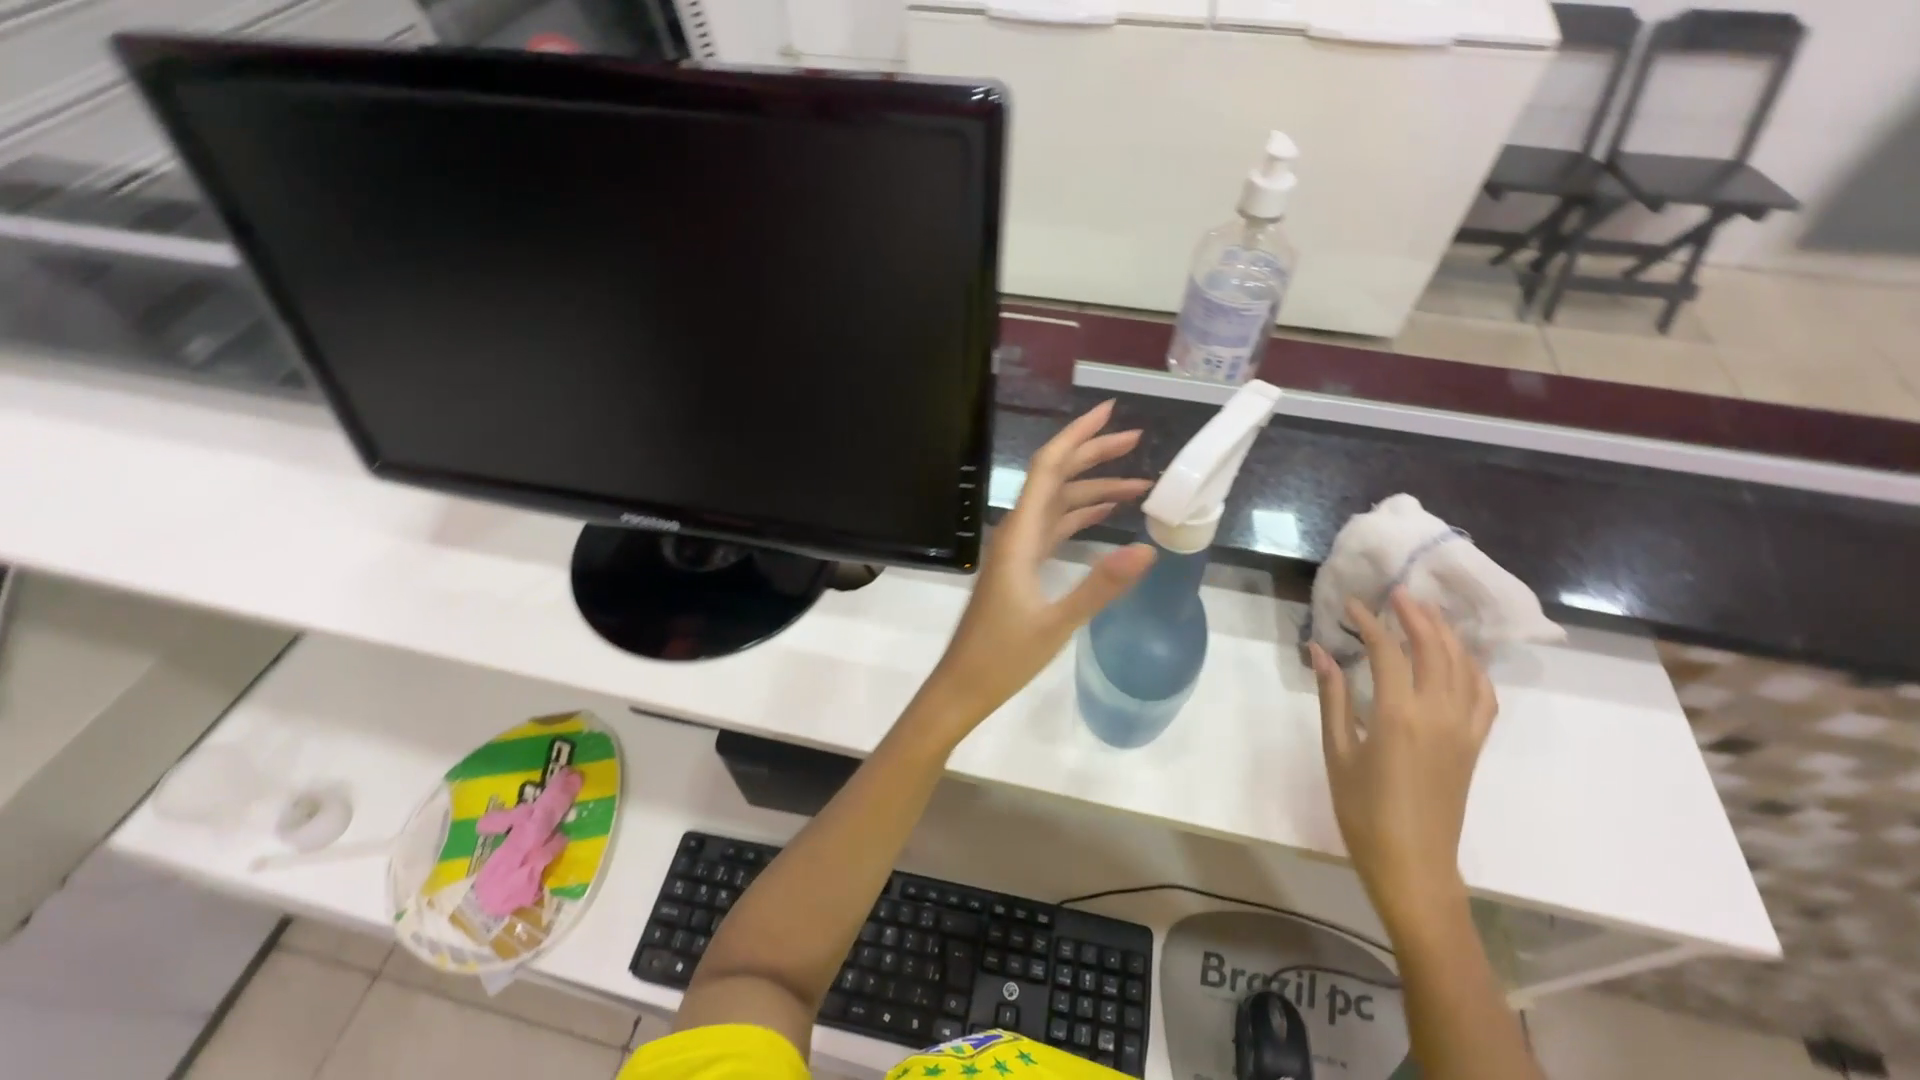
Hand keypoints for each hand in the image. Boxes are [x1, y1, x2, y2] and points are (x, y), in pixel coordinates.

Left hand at [921, 400, 1156, 733]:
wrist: (964, 684)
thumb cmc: (1003, 656)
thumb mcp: (1057, 623)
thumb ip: (1100, 586)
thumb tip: (1148, 549)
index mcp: (1020, 535)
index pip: (1049, 468)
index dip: (1079, 436)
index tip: (1111, 414)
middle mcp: (1017, 532)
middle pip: (1056, 478)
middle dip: (1094, 455)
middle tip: (1138, 441)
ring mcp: (1019, 550)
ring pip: (1058, 504)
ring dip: (1094, 489)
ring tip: (1139, 483)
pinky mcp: (1022, 567)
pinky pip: (1055, 528)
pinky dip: (1081, 516)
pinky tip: (1106, 514)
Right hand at [1309, 588, 1497, 932]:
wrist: (1412, 863)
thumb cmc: (1362, 811)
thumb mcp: (1338, 752)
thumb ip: (1333, 697)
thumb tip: (1320, 651)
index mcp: (1398, 714)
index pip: (1388, 650)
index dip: (1370, 621)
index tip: (1351, 605)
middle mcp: (1438, 713)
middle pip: (1434, 647)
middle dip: (1415, 614)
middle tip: (1396, 593)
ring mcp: (1463, 728)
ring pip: (1463, 665)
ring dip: (1446, 633)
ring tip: (1426, 612)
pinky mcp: (1474, 743)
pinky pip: (1483, 695)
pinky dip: (1473, 668)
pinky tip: (1460, 658)